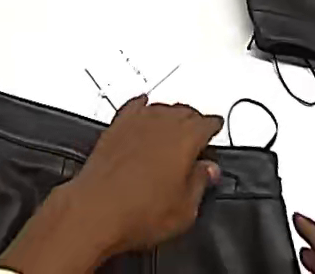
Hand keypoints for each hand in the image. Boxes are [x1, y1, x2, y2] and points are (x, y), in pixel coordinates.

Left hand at [0, 96, 222, 273]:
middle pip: (184, 110)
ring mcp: (137, 120)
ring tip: (175, 122)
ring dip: (171, 113)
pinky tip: (143, 105)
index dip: (213, 125)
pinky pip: (134, 106)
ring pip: (161, 107)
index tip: (216, 125)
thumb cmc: (138, 209)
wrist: (98, 207)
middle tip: (199, 126)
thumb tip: (208, 170)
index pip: (205, 123)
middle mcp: (161, 122)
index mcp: (184, 138)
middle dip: (194, 118)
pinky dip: (142, 105)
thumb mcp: (184, 209)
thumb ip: (200, 183)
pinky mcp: (117, 124)